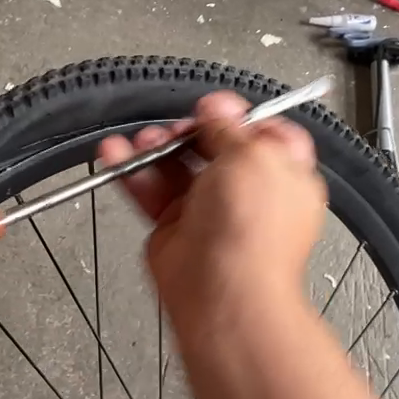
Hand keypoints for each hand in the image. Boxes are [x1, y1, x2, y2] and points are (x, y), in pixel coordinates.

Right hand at [97, 92, 324, 333]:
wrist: (222, 290)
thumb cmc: (254, 233)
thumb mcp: (251, 155)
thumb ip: (231, 127)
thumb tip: (217, 108)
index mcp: (281, 175)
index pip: (264, 135)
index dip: (240, 118)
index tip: (217, 109)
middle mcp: (247, 193)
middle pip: (214, 147)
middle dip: (191, 131)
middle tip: (179, 128)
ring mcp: (209, 210)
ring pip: (177, 166)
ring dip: (156, 148)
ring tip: (142, 140)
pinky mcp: (174, 226)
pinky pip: (150, 191)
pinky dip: (132, 171)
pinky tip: (117, 154)